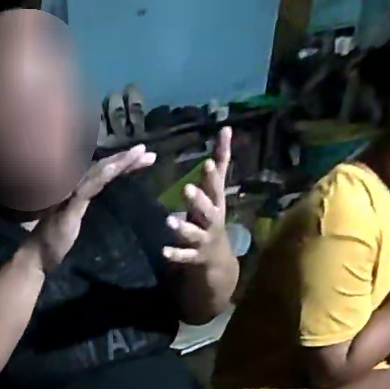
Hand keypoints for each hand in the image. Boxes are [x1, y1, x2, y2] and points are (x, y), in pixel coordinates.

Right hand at [25, 145, 156, 271]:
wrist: (35, 255)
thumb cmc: (53, 242)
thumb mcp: (75, 222)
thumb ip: (85, 208)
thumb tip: (102, 201)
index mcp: (80, 191)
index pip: (104, 173)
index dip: (123, 165)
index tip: (144, 159)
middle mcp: (75, 186)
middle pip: (104, 167)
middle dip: (127, 159)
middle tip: (148, 152)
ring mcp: (71, 192)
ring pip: (99, 171)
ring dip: (119, 162)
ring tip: (139, 153)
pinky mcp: (69, 203)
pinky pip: (89, 186)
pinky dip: (103, 175)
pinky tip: (116, 167)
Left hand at [163, 127, 230, 266]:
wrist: (218, 260)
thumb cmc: (212, 217)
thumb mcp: (216, 191)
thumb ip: (220, 161)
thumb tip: (226, 128)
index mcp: (216, 202)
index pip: (215, 187)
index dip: (212, 176)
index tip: (206, 164)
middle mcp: (213, 220)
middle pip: (208, 210)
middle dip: (198, 200)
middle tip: (186, 189)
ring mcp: (204, 240)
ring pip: (194, 234)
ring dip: (182, 228)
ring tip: (168, 221)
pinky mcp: (195, 257)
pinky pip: (185, 256)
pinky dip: (175, 254)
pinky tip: (163, 251)